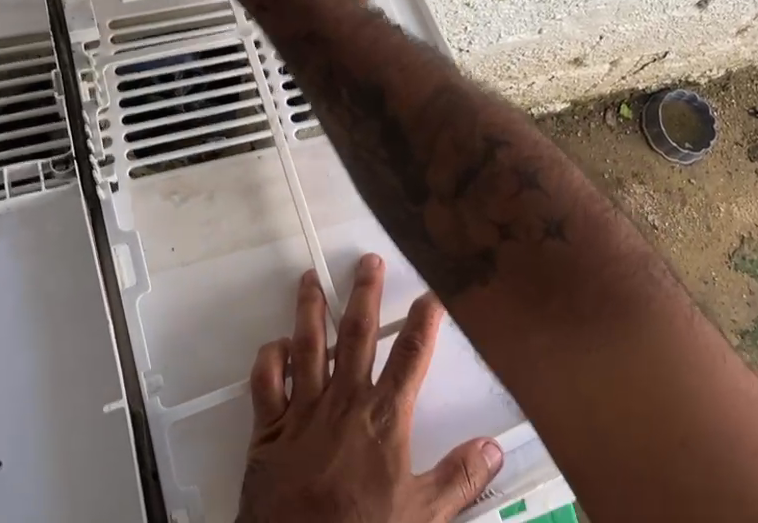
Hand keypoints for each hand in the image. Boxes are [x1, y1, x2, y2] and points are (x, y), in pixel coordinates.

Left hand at [237, 255, 504, 522]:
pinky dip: (269, 359)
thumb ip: (457, 478)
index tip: (432, 293)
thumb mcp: (422, 516)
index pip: (411, 356)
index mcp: (383, 419)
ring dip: (311, 310)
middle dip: (365, 294)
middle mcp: (343, 402)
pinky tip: (277, 344)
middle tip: (368, 261)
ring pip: (308, 345)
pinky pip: (265, 382)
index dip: (425, 320)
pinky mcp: (269, 428)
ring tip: (311, 280)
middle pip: (357, 335)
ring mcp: (303, 411)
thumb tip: (491, 449)